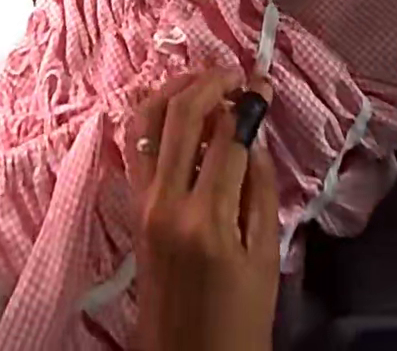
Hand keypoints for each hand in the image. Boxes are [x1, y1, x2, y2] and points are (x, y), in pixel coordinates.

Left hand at [127, 70, 278, 350]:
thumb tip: (252, 135)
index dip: (248, 102)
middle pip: (182, 113)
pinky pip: (135, 142)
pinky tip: (174, 105)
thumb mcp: (264, 260)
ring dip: (176, 88)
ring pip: (147, 118)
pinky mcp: (131, 204)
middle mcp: (165, 199)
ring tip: (205, 79)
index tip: (263, 83)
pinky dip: (152, 113)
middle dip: (211, 81)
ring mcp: (141, 199)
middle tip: (236, 74)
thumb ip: (259, 190)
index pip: (228, 136)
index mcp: (206, 218)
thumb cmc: (237, 321)